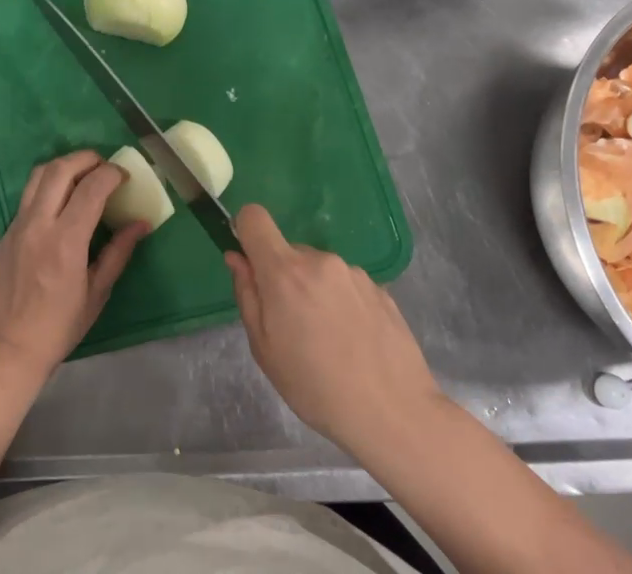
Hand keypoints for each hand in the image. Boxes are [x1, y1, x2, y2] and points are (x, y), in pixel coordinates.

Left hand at [0, 150, 151, 375]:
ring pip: (38, 176)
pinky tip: (63, 200)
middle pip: (59, 170)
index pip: (90, 188)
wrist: (11, 342)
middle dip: (85, 159)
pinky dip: (48, 185)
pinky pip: (28, 195)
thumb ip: (118, 252)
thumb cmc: (60, 325)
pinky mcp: (7, 230)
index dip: (111, 174)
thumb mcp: (98, 292)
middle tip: (105, 166)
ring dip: (63, 166)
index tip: (125, 176)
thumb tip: (141, 223)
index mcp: (65, 242)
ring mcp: (18, 225)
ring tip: (84, 174)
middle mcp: (38, 225)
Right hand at [225, 203, 442, 452]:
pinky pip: (346, 285)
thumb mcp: (263, 347)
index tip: (249, 263)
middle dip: (282, 276)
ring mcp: (356, 274)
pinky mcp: (383, 290)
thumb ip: (247, 294)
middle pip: (288, 251)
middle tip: (290, 324)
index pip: (254, 218)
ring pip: (319, 269)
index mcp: (285, 271)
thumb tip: (238, 258)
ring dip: (314, 290)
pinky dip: (340, 303)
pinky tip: (352, 341)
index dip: (245, 231)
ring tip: (326, 338)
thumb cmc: (314, 385)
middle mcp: (322, 261)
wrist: (394, 414)